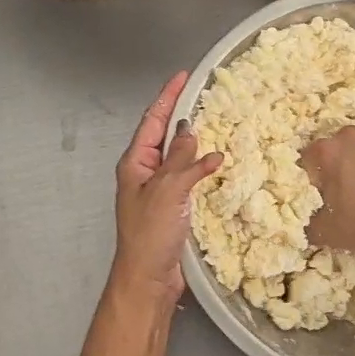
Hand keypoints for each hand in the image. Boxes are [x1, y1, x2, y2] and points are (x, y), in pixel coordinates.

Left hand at [111, 72, 222, 304]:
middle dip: (181, 113)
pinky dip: (202, 166)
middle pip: (164, 134)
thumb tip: (192, 131)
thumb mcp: (166, 190)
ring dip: (193, 139)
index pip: (152, 120)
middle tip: (202, 92)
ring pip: (177, 155)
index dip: (168, 97)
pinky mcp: (172, 205)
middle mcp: (144, 171)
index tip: (183, 76)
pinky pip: (187, 176)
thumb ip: (181, 159)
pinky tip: (219, 162)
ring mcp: (158, 189)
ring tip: (213, 119)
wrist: (148, 279)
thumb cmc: (150, 233)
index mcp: (135, 162)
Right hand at [300, 124, 354, 261]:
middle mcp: (347, 134)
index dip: (313, 182)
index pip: (307, 162)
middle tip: (348, 196)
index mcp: (326, 151)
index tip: (325, 200)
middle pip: (331, 151)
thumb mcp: (326, 234)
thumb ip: (304, 221)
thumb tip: (300, 216)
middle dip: (335, 169)